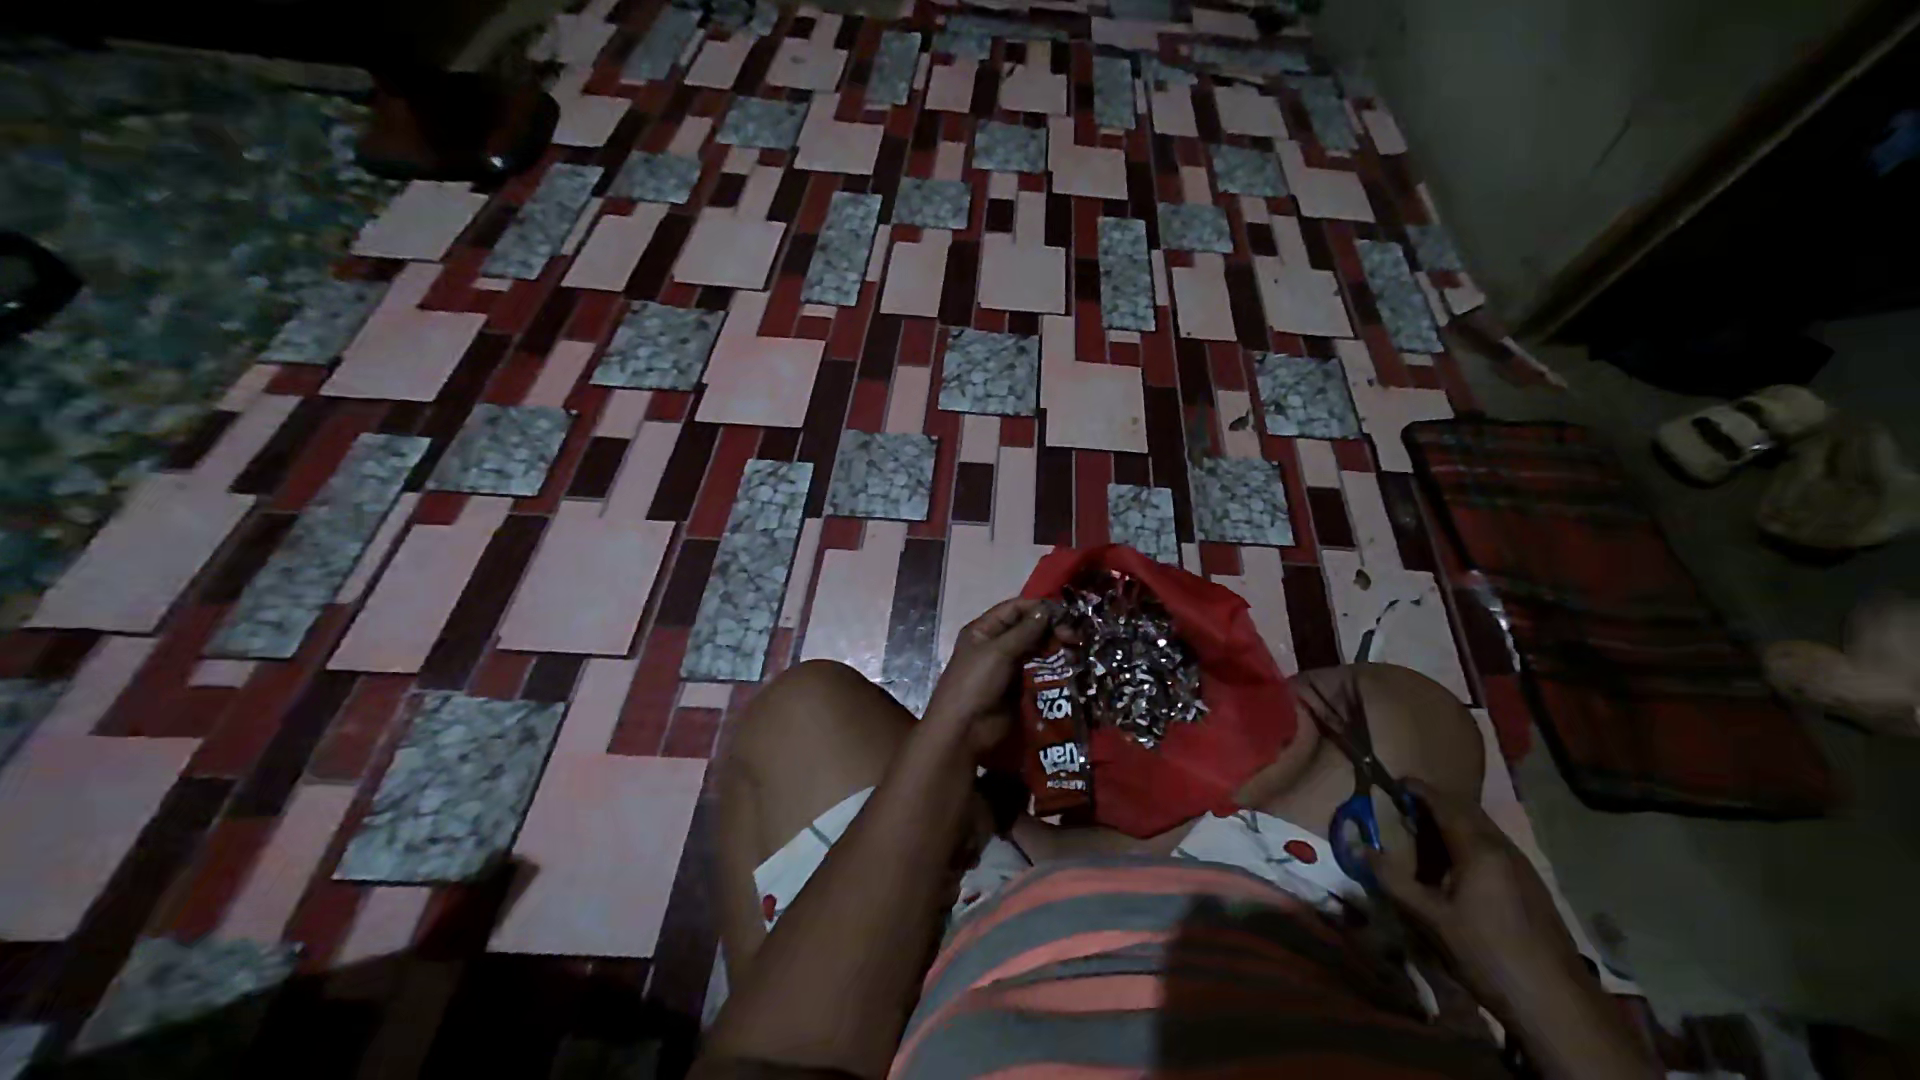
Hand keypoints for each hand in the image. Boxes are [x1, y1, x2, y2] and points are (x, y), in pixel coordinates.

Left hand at [923, 598, 1060, 752]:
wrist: (965, 731)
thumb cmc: (975, 684)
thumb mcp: (997, 652)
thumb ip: (1024, 630)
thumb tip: (1046, 609)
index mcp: (984, 630)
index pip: (1015, 608)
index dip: (1039, 608)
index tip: (1065, 613)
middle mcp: (997, 644)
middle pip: (1029, 628)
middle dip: (1051, 628)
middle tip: (1073, 636)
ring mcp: (1009, 666)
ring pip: (1037, 649)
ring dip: (1056, 647)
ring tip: (1076, 649)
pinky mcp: (1021, 687)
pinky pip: (1040, 670)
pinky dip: (1055, 666)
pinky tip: (1071, 665)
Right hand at [1368, 781, 1585, 1018]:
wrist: (1555, 1001)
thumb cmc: (1485, 952)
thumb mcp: (1428, 917)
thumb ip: (1390, 878)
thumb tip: (1358, 846)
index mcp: (1479, 849)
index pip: (1445, 804)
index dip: (1418, 789)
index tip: (1393, 782)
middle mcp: (1504, 849)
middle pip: (1467, 811)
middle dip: (1435, 803)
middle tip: (1404, 807)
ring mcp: (1523, 868)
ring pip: (1484, 829)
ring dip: (1453, 822)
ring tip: (1425, 833)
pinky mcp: (1532, 887)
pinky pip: (1495, 847)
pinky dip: (1469, 840)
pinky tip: (1456, 865)